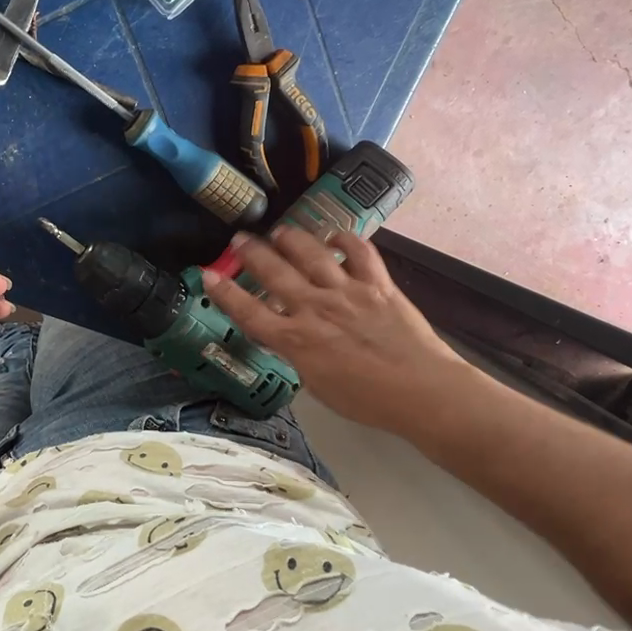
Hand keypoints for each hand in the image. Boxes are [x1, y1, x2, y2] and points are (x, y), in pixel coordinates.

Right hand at [201, 227, 478, 435]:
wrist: (422, 392)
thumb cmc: (367, 400)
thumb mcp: (317, 384)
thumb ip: (298, 355)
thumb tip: (290, 337)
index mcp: (296, 340)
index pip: (249, 313)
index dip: (225, 293)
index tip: (209, 275)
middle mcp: (315, 309)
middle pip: (274, 274)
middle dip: (252, 253)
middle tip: (240, 239)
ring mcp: (347, 293)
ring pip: (311, 255)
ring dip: (291, 239)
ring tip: (279, 230)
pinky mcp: (378, 285)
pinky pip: (359, 253)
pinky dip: (345, 239)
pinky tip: (334, 234)